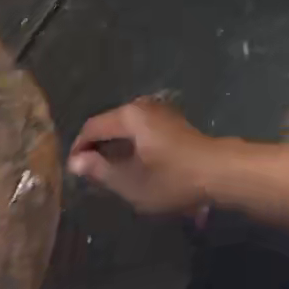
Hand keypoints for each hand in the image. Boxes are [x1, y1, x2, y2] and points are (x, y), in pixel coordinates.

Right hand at [68, 97, 223, 216]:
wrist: (216, 170)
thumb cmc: (170, 179)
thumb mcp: (129, 182)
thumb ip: (100, 170)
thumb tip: (75, 160)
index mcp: (131, 116)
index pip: (92, 126)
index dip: (78, 148)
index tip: (72, 174)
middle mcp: (144, 106)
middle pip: (110, 123)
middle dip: (96, 147)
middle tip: (89, 177)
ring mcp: (160, 111)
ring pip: (126, 126)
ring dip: (114, 146)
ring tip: (108, 174)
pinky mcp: (171, 120)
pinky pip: (141, 128)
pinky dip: (130, 144)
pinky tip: (131, 165)